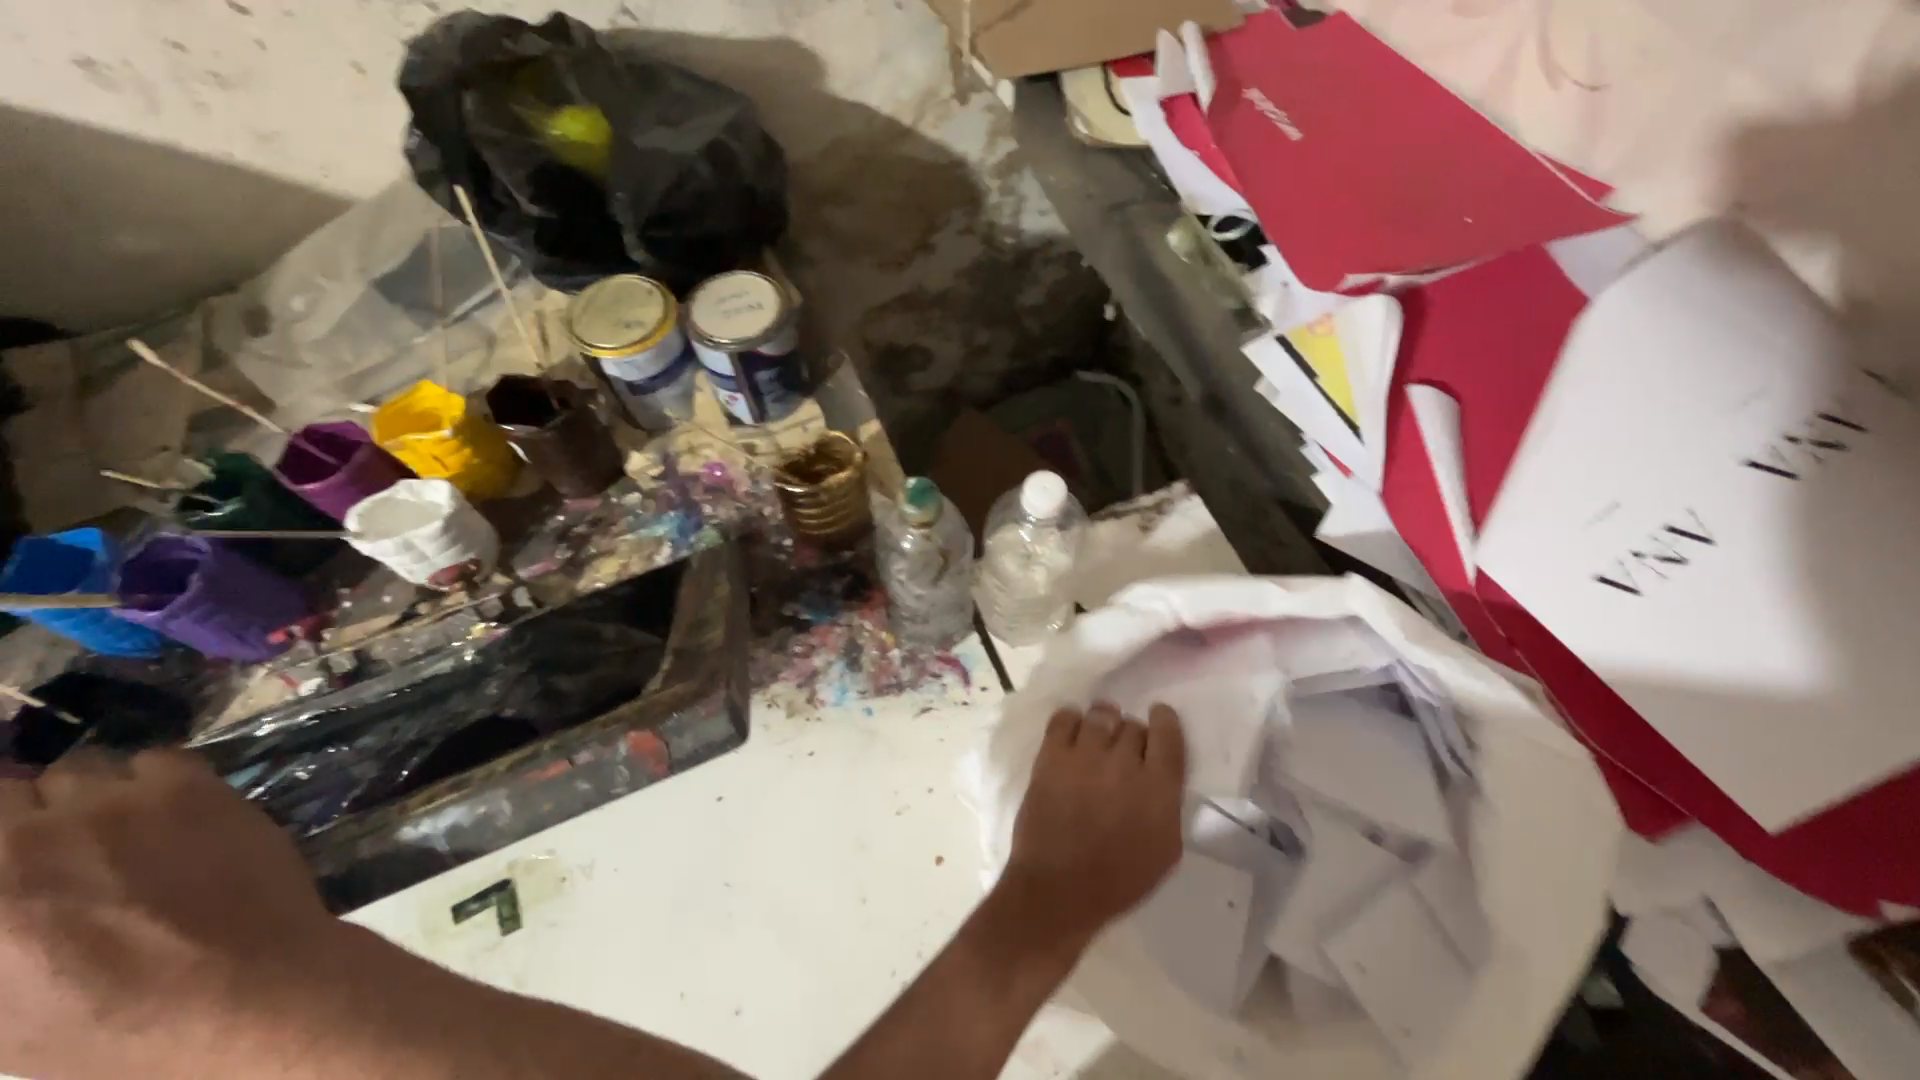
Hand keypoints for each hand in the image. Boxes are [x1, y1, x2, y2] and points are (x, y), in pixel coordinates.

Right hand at [0, 749, 343, 1078]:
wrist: (242, 991)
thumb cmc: (116, 1027)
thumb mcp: (7, 1019)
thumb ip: (4, 936)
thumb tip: (19, 906)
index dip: (5, 836)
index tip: (20, 855)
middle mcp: (32, 837)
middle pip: (14, 792)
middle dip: (31, 815)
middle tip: (66, 850)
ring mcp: (117, 805)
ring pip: (84, 770)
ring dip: (93, 796)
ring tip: (122, 832)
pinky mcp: (192, 789)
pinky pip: (159, 760)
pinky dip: (158, 782)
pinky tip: (174, 814)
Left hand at [998, 703, 1186, 953]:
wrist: (1058, 889)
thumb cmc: (1118, 880)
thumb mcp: (1166, 849)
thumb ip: (1168, 805)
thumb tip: (1160, 779)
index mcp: (1159, 787)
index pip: (1168, 733)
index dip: (1163, 720)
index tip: (1158, 720)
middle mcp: (1124, 762)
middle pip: (1132, 725)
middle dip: (1130, 735)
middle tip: (1121, 752)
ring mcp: (1085, 756)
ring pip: (1100, 716)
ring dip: (1102, 723)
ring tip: (1095, 737)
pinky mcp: (1051, 756)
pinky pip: (1063, 718)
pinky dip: (1070, 720)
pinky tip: (1070, 735)